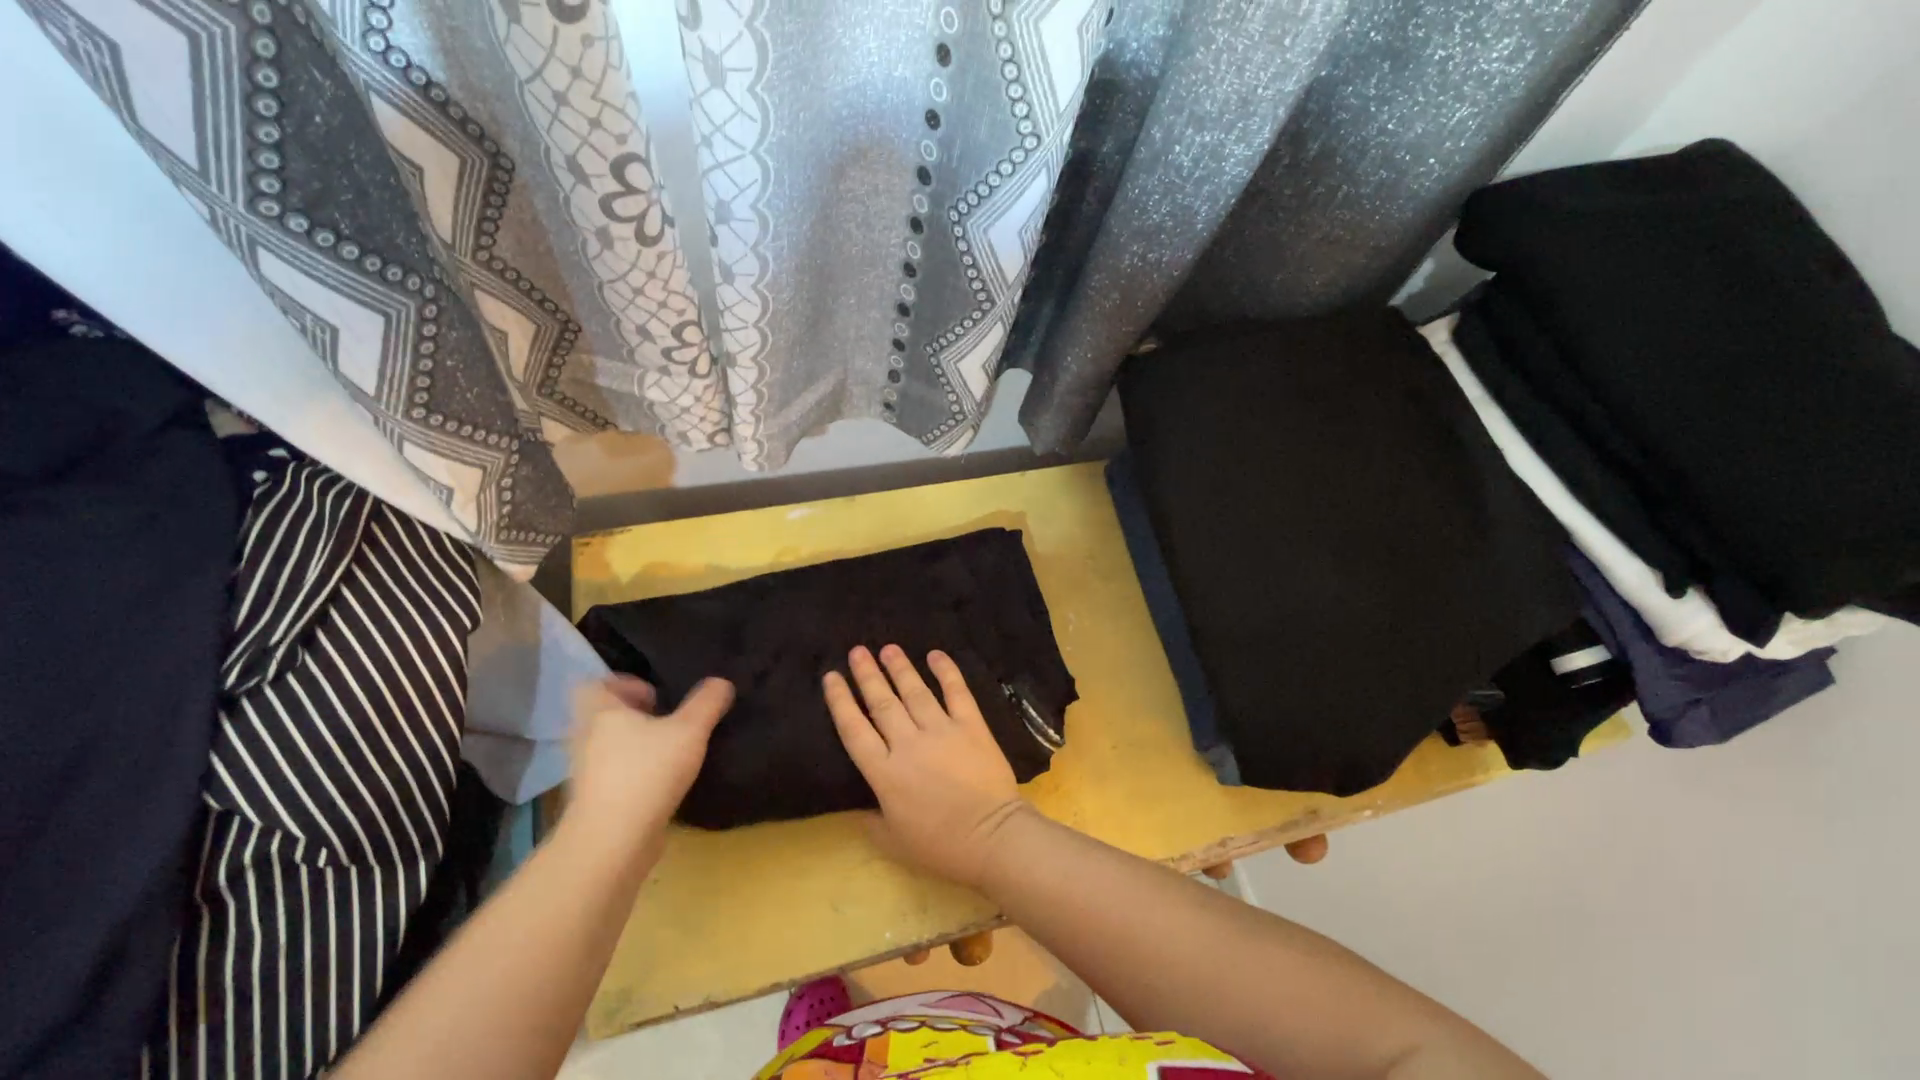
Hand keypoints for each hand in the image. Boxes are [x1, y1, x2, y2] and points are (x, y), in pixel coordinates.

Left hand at [566, 674, 733, 862]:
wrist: (612, 840)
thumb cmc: (647, 773)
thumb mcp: (689, 731)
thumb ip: (707, 704)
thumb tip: (721, 682)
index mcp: (601, 712)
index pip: (596, 684)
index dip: (625, 684)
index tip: (656, 697)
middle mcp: (585, 738)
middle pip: (604, 716)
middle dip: (635, 717)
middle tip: (668, 723)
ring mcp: (585, 772)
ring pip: (608, 748)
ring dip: (635, 747)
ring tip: (669, 755)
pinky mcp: (594, 801)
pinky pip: (613, 776)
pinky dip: (633, 775)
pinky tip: (661, 785)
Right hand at [824, 645, 1027, 888]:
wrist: (992, 839)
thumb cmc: (940, 847)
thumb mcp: (893, 842)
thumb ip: (871, 820)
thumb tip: (858, 807)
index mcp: (884, 773)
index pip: (854, 729)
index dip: (840, 701)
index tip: (831, 677)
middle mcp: (908, 744)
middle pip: (882, 702)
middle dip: (867, 674)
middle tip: (857, 651)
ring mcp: (942, 731)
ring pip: (915, 692)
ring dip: (900, 668)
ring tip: (888, 648)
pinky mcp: (972, 727)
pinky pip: (957, 692)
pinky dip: (946, 671)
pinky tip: (935, 655)